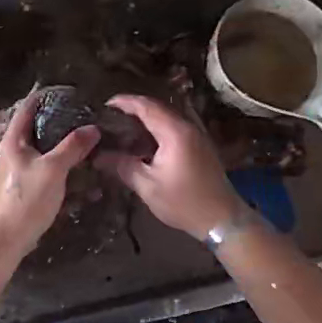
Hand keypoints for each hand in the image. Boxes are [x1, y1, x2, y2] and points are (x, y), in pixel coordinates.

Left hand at [0, 91, 100, 255]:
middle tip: (85, 117)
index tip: (70, 92)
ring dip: (61, 144)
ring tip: (86, 140)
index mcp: (13, 140)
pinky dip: (59, 163)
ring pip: (41, 148)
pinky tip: (77, 168)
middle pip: (35, 127)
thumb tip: (92, 128)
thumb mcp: (53, 169)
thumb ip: (72, 147)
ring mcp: (16, 168)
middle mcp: (12, 150)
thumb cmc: (26, 200)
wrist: (6, 238)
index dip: (46, 96)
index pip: (27, 107)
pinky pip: (43, 166)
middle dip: (59, 121)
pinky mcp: (23, 185)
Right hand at [97, 95, 251, 240]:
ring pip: (165, 119)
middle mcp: (188, 128)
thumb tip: (98, 156)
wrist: (223, 220)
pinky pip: (173, 130)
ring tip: (120, 129)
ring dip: (144, 121)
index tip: (104, 104)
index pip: (147, 107)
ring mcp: (196, 137)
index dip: (124, 102)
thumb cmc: (184, 203)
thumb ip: (122, 166)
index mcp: (175, 134)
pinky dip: (154, 131)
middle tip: (108, 118)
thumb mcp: (147, 186)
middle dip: (132, 110)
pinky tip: (141, 144)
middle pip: (157, 109)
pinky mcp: (198, 147)